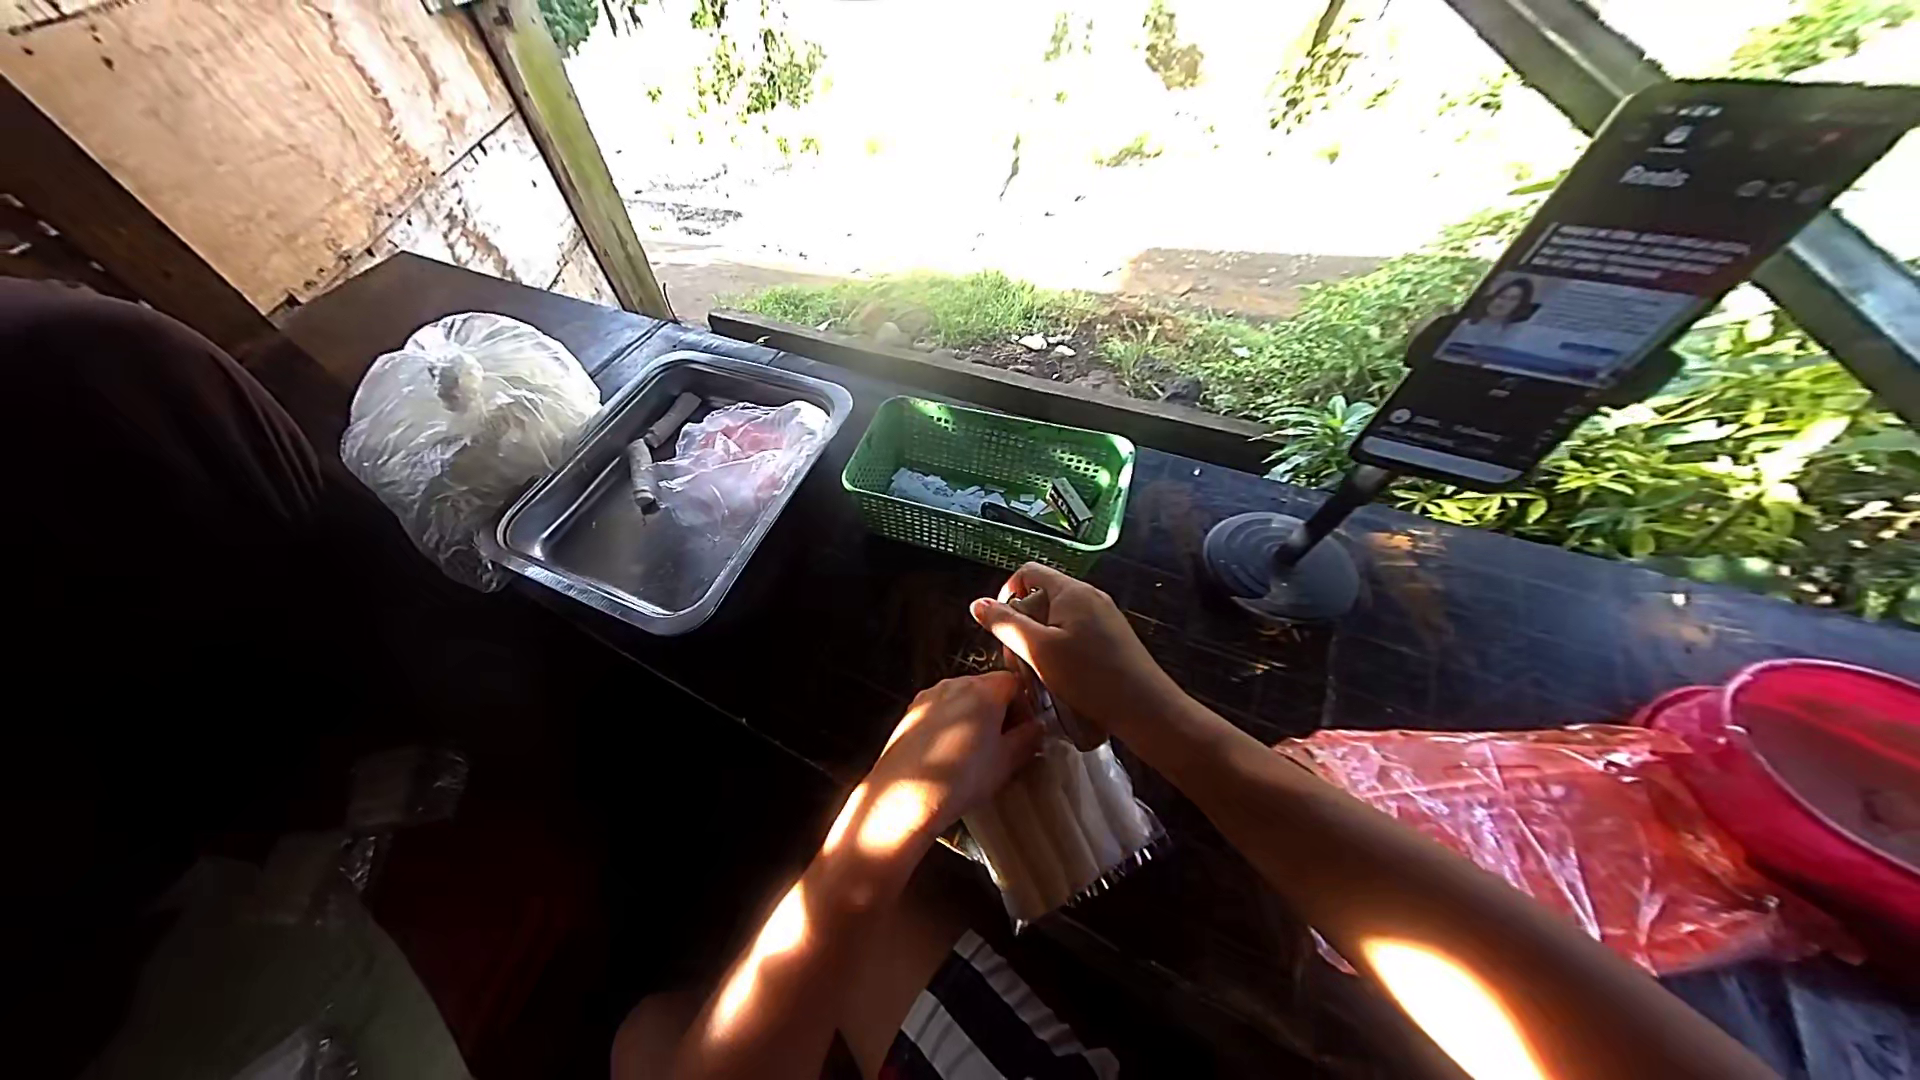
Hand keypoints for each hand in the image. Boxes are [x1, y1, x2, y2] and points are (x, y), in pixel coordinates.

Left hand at [839, 673, 1042, 859]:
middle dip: (999, 711)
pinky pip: (940, 710)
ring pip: (962, 698)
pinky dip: (950, 724)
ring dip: (974, 717)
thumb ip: (1028, 739)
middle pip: (987, 687)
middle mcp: (954, 685)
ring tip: (976, 754)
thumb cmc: (958, 778)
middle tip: (1004, 744)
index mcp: (983, 690)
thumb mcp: (1006, 761)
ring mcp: (930, 697)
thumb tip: (1037, 729)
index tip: (1025, 730)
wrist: (907, 795)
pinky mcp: (911, 713)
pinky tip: (951, 755)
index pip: (1014, 682)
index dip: (1024, 706)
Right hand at [969, 563, 1184, 742]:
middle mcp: (1089, 596)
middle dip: (1022, 625)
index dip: (1006, 592)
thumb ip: (1005, 624)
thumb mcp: (1038, 651)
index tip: (1000, 624)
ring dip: (1039, 643)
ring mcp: (1103, 617)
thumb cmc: (1091, 678)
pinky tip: (1060, 678)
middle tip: (1019, 659)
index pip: (1028, 572)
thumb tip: (978, 604)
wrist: (1146, 709)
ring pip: (1056, 619)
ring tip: (1039, 674)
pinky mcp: (1111, 637)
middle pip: (1041, 597)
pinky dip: (1059, 650)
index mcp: (1072, 591)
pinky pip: (1074, 633)